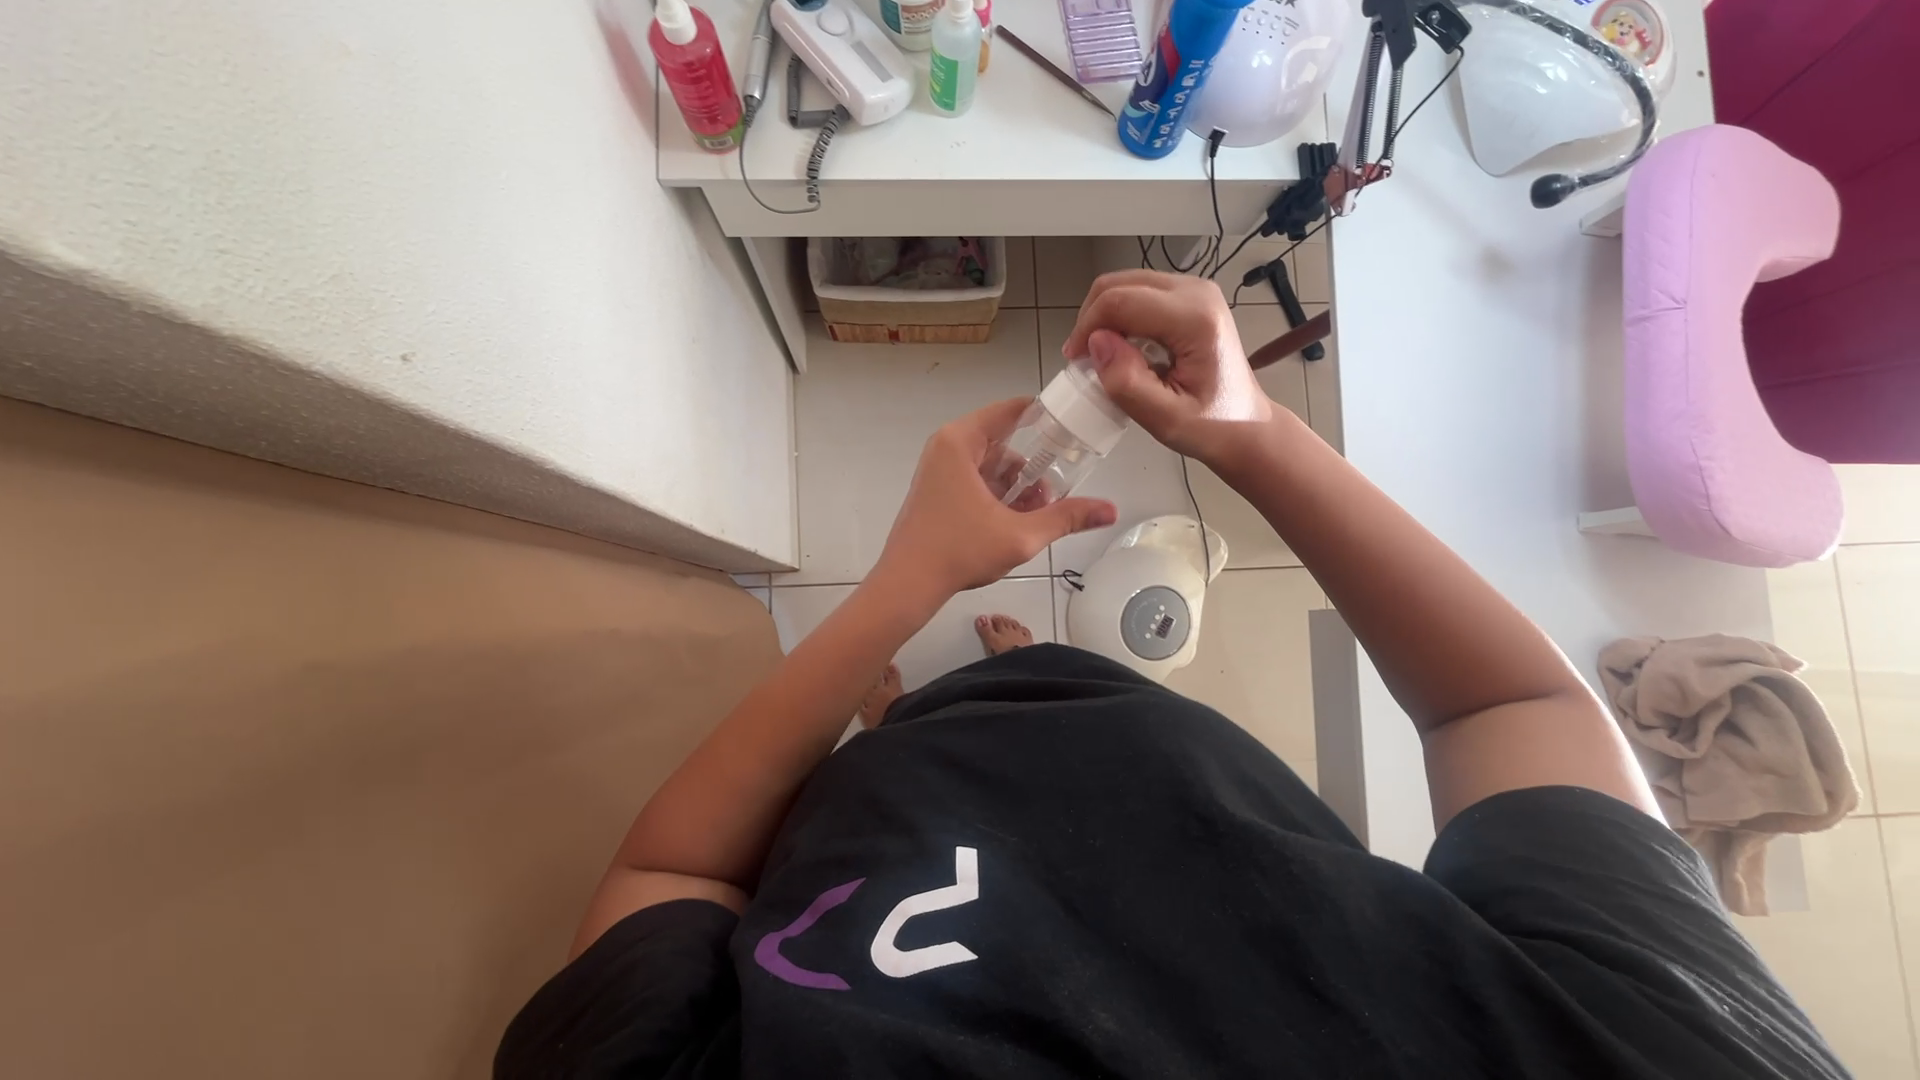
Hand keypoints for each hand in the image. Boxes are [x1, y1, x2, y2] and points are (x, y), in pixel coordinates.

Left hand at [875, 399, 1117, 598]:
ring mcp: (937, 469)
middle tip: (1054, 493)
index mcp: (961, 442)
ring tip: (1035, 515)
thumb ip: (1067, 518)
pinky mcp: (935, 491)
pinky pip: (975, 480)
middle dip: (1031, 468)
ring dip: (1016, 486)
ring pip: (991, 465)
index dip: (1046, 417)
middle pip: (1004, 442)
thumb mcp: (1021, 535)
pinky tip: (1013, 523)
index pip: (1012, 411)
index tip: (1074, 429)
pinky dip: (997, 495)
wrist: (907, 584)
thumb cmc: (960, 552)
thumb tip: (1110, 510)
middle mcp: (946, 447)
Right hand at [1062, 270, 1275, 470]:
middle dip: (1091, 319)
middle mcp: (1195, 291)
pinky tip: (1120, 347)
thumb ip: (1128, 382)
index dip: (1087, 327)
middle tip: (1083, 360)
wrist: (1246, 426)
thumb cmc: (1210, 427)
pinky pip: (1139, 293)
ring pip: (1125, 284)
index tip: (1075, 362)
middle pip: (1119, 284)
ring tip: (1100, 356)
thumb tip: (1096, 343)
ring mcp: (1194, 290)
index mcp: (1195, 319)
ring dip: (1103, 317)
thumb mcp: (1165, 419)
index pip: (1120, 301)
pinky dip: (1118, 316)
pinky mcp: (1189, 297)